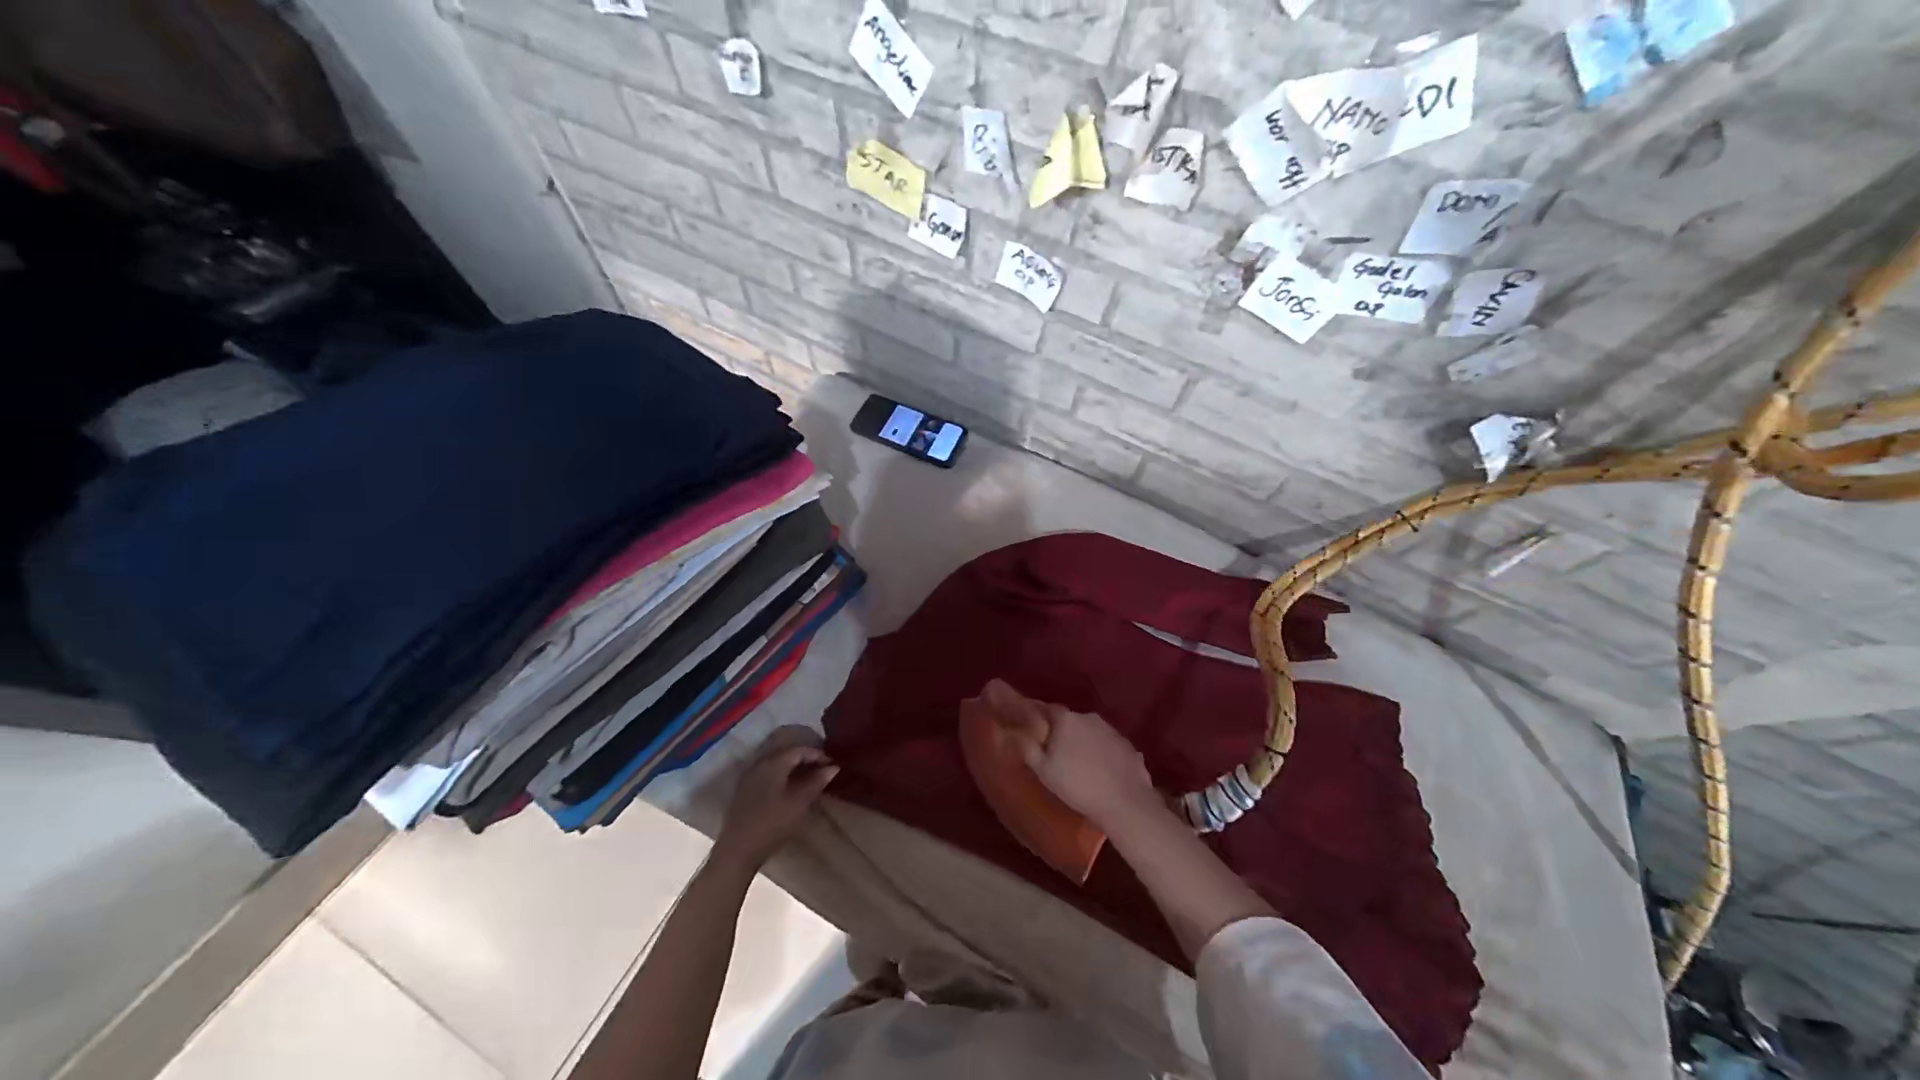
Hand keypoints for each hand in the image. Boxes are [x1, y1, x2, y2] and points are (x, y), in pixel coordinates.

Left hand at [713, 727, 838, 870]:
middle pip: (786, 752)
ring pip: (776, 762)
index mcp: (773, 763)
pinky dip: (783, 774)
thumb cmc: (773, 823)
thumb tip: (833, 767)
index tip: (832, 764)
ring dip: (794, 766)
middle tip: (823, 768)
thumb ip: (816, 781)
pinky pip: (768, 772)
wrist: (739, 849)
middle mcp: (759, 763)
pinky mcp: (745, 789)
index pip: (799, 749)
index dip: (818, 754)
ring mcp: (749, 776)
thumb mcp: (799, 802)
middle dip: (806, 758)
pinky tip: (790, 786)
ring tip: (810, 777)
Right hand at [984, 680, 1161, 832]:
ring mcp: (1112, 731)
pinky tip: (1102, 773)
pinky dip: (1103, 754)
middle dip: (1063, 732)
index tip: (1036, 731)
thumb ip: (1029, 747)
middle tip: (1058, 754)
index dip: (1040, 719)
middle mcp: (1090, 717)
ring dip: (1084, 742)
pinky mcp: (1128, 746)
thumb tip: (1018, 733)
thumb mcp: (1043, 770)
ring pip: (1091, 732)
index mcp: (1066, 719)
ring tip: (1081, 765)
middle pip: (1070, 720)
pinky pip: (1109, 746)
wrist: (1124, 803)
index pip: (1047, 709)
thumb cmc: (1077, 786)